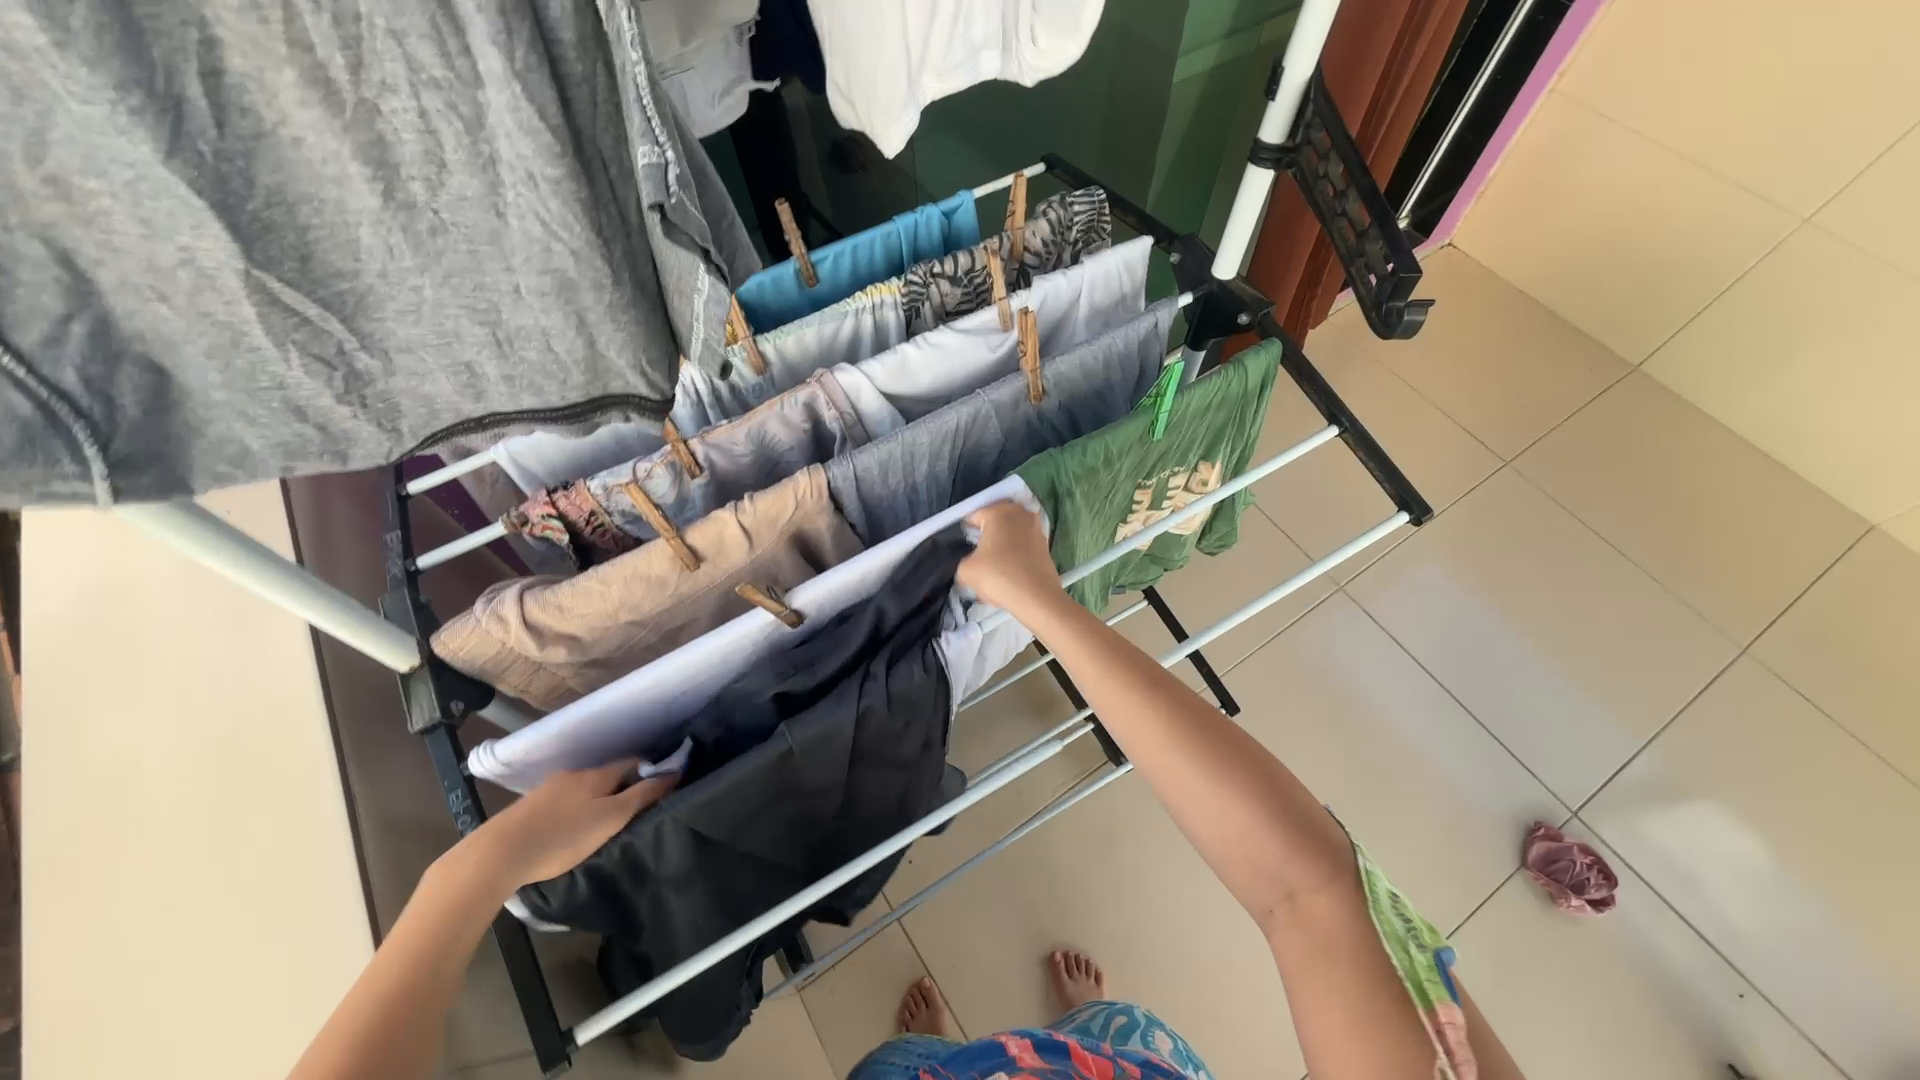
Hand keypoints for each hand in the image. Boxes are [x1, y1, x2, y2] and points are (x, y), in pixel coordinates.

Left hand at [456, 759, 678, 892]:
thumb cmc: (563, 836)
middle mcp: (572, 775)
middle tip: (636, 810)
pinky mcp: (528, 810)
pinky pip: (563, 803)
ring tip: (605, 822)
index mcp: (595, 775)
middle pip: (606, 776)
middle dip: (623, 787)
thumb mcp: (611, 819)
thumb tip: (674, 773)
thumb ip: (643, 796)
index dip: (650, 770)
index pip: (631, 762)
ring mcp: (547, 791)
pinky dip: (575, 810)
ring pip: (583, 790)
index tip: (663, 786)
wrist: (497, 855)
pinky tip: (572, 829)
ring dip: (597, 800)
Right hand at [957, 501, 1065, 614]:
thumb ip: (964, 559)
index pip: (974, 516)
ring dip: (1003, 545)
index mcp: (998, 511)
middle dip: (987, 535)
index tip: (965, 550)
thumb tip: (973, 561)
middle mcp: (1019, 513)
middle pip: (995, 521)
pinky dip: (1016, 554)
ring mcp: (1036, 527)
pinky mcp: (1046, 543)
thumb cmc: (999, 576)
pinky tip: (1011, 571)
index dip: (966, 533)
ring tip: (996, 566)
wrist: (1036, 597)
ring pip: (1011, 533)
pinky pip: (1023, 544)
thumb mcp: (966, 570)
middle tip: (980, 556)